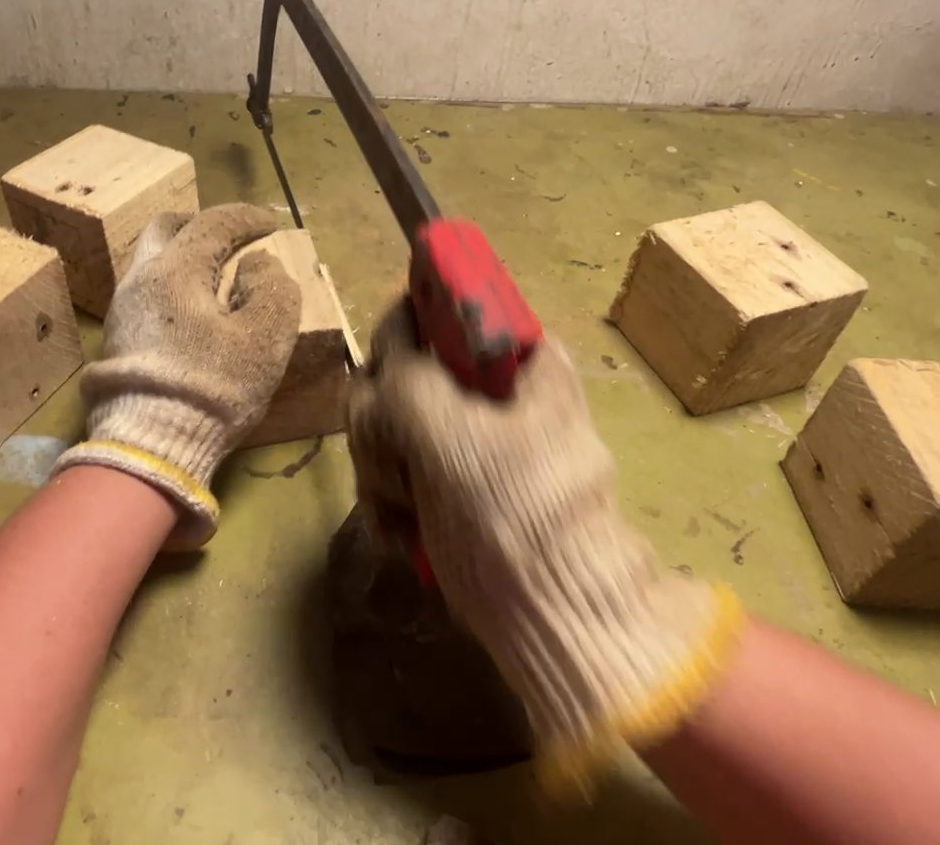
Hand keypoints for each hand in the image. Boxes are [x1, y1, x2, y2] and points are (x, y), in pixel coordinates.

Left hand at [51, 204, 299, 549]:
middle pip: (165, 229)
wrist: (151, 444)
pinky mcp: (117, 340)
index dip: (247, 217)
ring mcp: (123, 310)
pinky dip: (173, 286)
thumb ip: (272, 288)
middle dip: (201, 225)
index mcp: (177, 270)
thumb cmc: (214, 386)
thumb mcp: (265, 336)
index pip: (213, 223)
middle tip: (230, 238)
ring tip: (214, 277)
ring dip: (183, 257)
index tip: (272, 223)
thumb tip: (257, 265)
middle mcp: (141, 279)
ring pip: (150, 262)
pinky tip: (192, 313)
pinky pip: (146, 294)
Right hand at [347, 303, 744, 796]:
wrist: (557, 621)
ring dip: (384, 474)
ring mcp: (480, 436)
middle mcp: (500, 387)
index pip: (431, 317)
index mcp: (519, 358)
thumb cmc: (513, 521)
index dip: (398, 354)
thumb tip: (382, 351)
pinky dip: (394, 500)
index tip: (389, 402)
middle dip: (384, 433)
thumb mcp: (450, 436)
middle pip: (402, 377)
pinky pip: (405, 466)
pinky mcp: (462, 479)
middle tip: (399, 478)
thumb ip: (404, 375)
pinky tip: (403, 535)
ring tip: (404, 519)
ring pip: (394, 425)